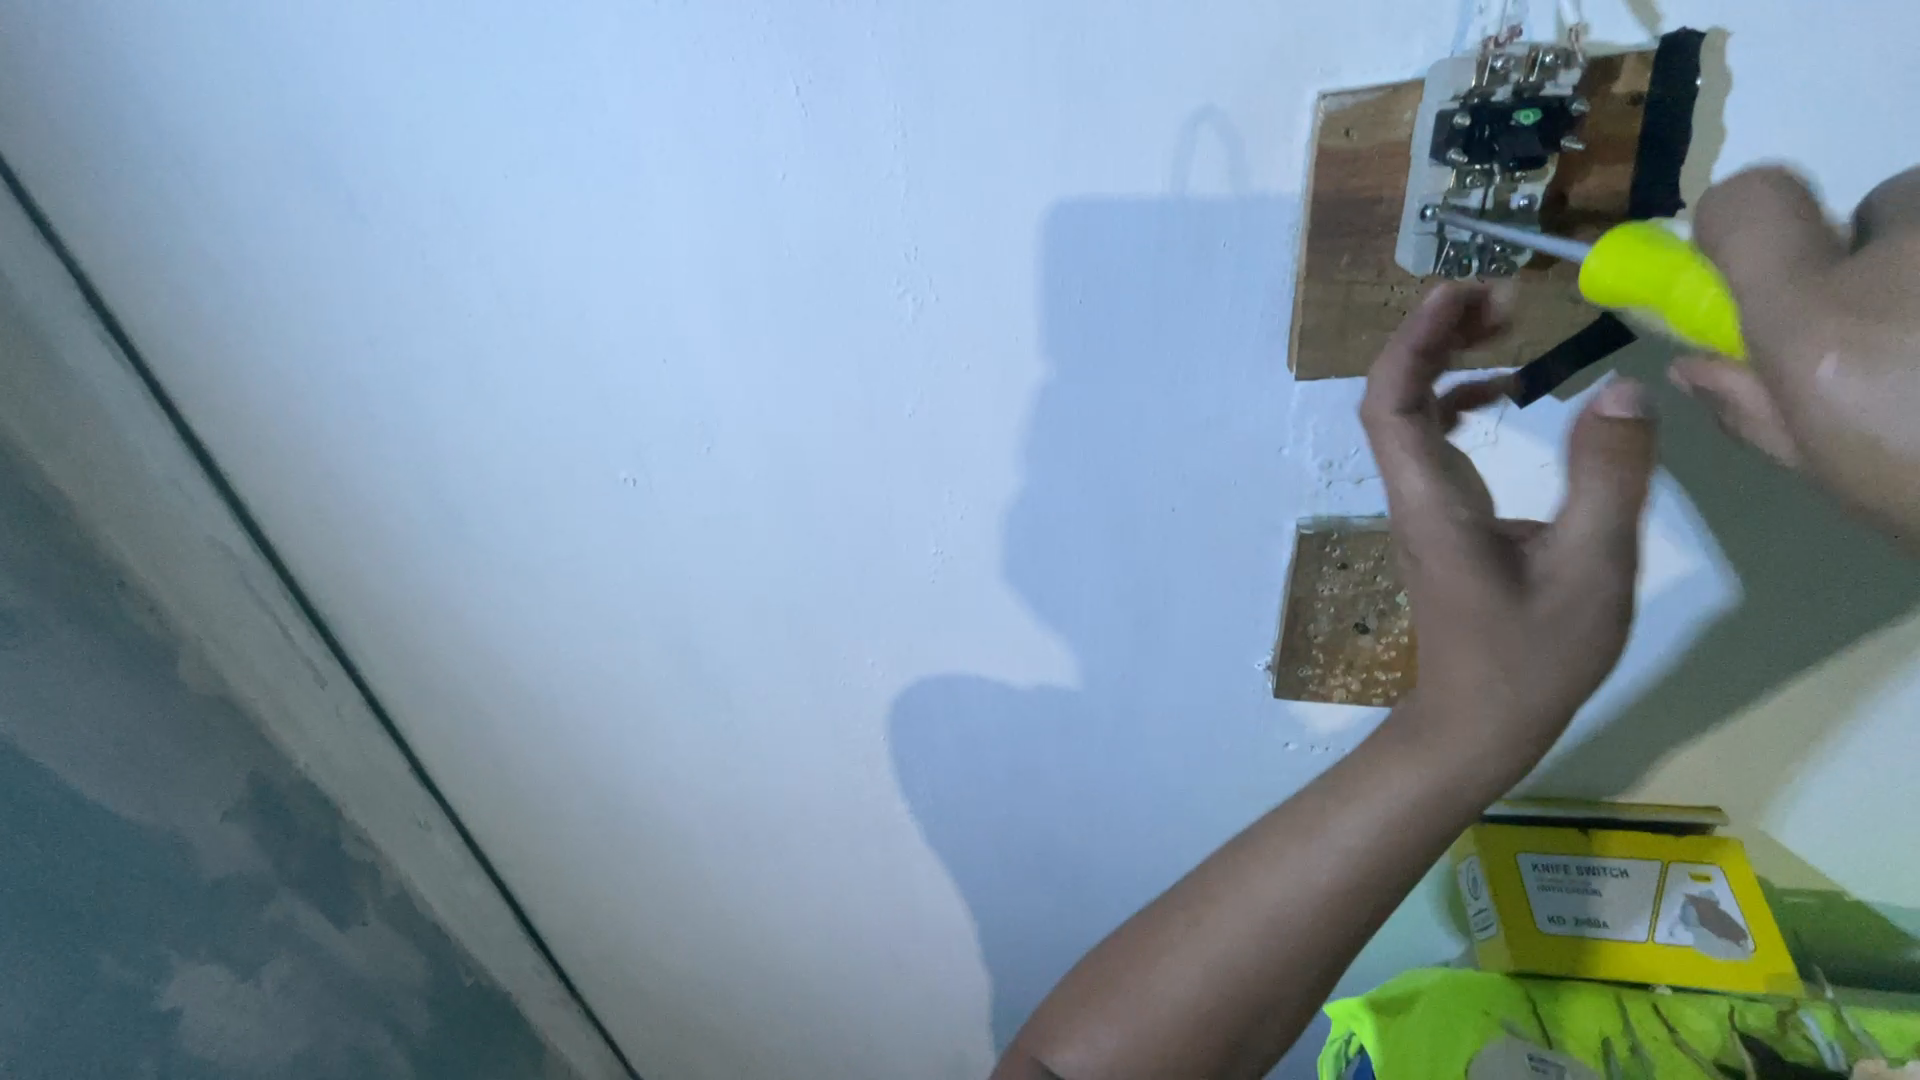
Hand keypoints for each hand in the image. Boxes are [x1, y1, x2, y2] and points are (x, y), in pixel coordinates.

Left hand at [1361, 285, 1657, 784]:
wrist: (1477, 717)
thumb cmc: (1530, 656)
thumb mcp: (1591, 569)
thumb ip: (1607, 479)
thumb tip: (1621, 391)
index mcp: (1432, 501)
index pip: (1390, 404)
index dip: (1413, 343)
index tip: (1460, 294)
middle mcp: (1412, 495)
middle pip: (1390, 400)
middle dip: (1430, 340)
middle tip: (1498, 301)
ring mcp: (1420, 507)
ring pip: (1407, 420)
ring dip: (1443, 367)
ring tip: (1505, 329)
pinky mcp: (1438, 519)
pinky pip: (1430, 445)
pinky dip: (1456, 406)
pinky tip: (1503, 396)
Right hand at [1669, 165, 1919, 542]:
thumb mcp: (1821, 463)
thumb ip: (1748, 402)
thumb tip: (1700, 362)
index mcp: (1822, 319)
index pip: (1751, 203)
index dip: (1738, 223)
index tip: (1746, 267)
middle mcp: (1914, 256)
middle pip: (1885, 203)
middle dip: (1883, 253)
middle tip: (1901, 324)